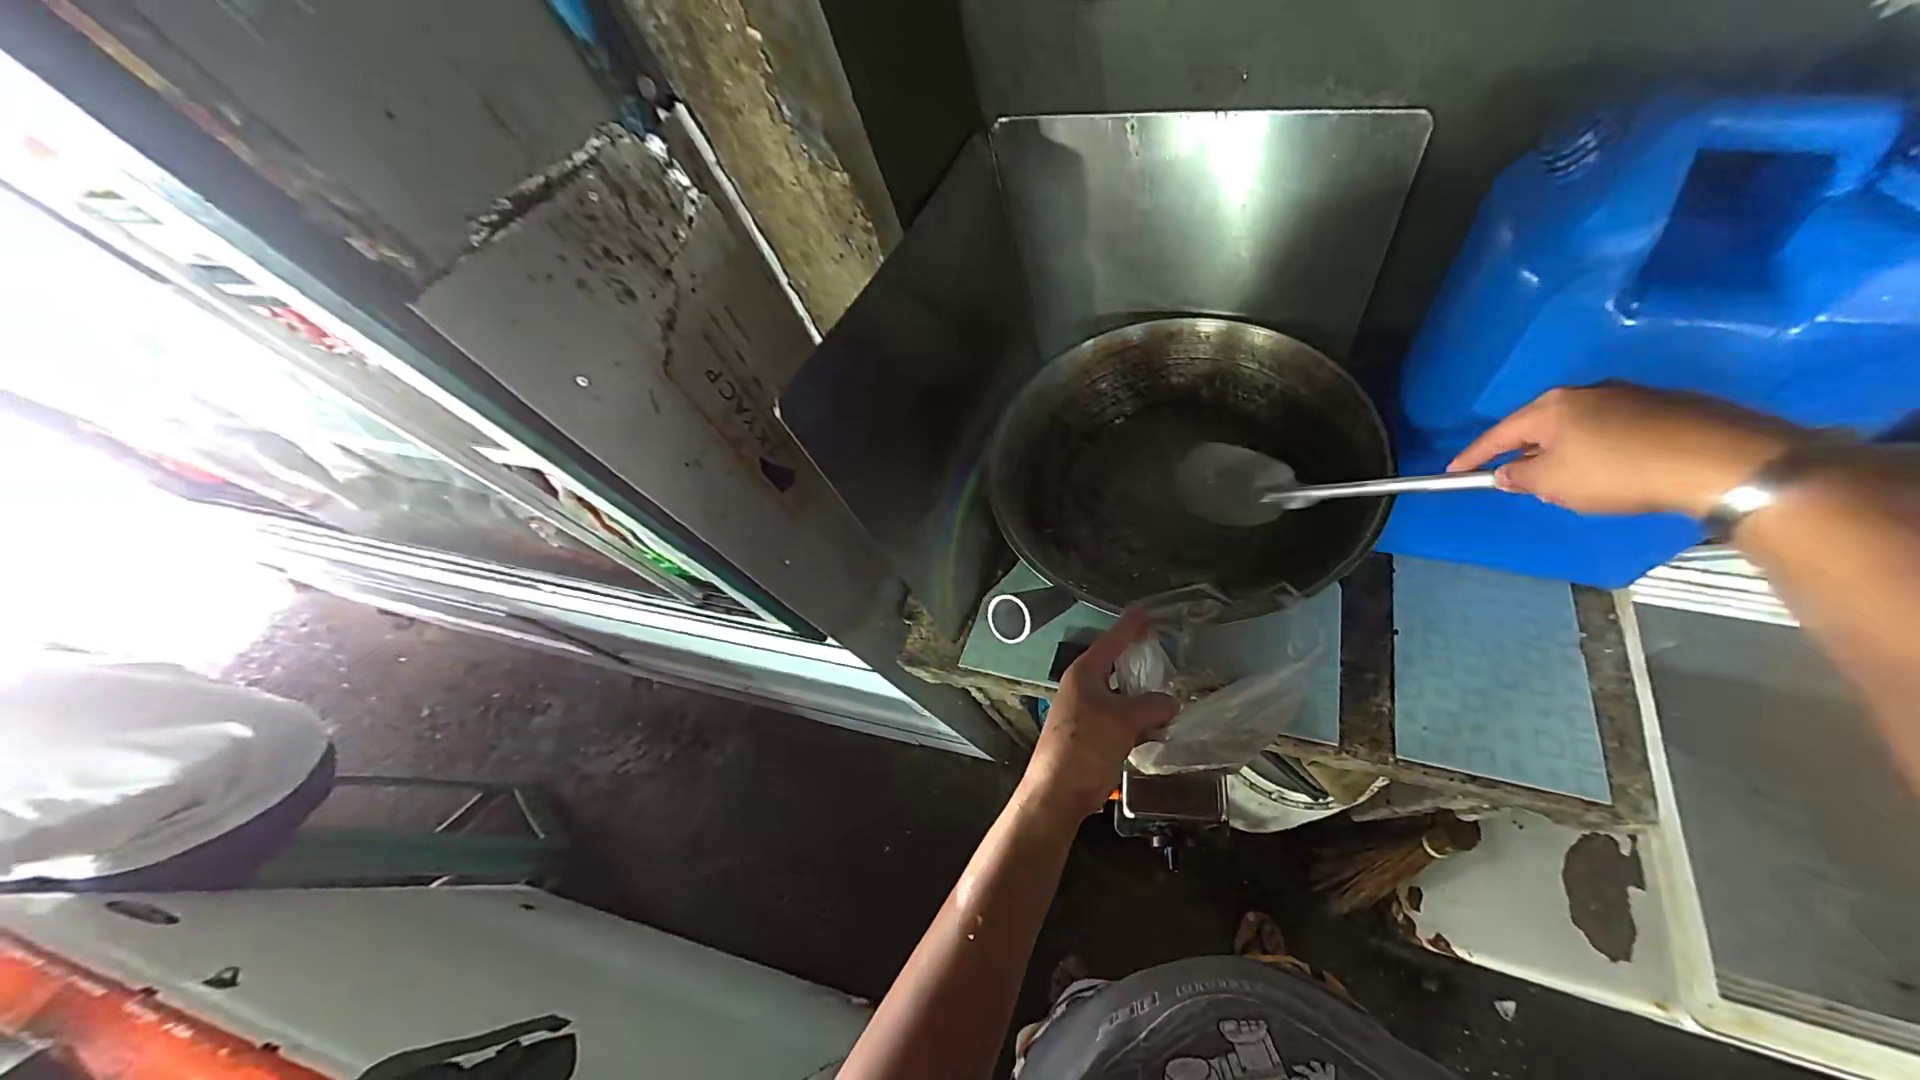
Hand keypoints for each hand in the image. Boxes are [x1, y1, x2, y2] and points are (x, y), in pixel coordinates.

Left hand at [1018, 609, 1179, 820]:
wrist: (1059, 791)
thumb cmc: (1086, 746)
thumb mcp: (1123, 720)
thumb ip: (1151, 706)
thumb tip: (1172, 702)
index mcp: (1084, 674)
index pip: (1111, 641)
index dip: (1129, 627)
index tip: (1144, 612)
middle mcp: (1082, 687)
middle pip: (1114, 665)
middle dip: (1137, 659)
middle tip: (1161, 648)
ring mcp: (1085, 711)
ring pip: (1119, 693)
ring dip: (1140, 693)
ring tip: (1168, 688)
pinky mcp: (1091, 734)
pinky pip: (1119, 716)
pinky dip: (1137, 717)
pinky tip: (1157, 724)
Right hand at [1449, 384, 1806, 517]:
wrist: (1723, 461)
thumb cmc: (1617, 472)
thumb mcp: (1552, 483)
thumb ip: (1519, 477)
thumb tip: (1509, 472)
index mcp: (1550, 408)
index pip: (1497, 435)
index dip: (1473, 456)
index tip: (1453, 471)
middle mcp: (1587, 393)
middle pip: (1540, 426)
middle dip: (1525, 451)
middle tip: (1519, 479)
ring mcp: (1632, 395)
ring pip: (1580, 426)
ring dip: (1567, 451)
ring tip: (1571, 480)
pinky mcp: (1670, 407)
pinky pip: (1617, 429)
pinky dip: (1604, 449)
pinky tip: (1616, 471)